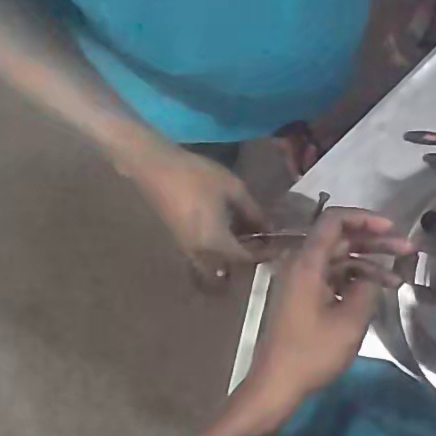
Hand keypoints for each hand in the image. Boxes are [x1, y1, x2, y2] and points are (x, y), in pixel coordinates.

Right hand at [121, 143, 267, 290]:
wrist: (155, 167)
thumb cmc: (196, 176)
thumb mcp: (233, 189)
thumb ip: (253, 212)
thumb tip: (268, 227)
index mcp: (216, 242)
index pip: (247, 259)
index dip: (265, 254)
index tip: (279, 244)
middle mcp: (201, 252)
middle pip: (230, 267)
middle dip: (249, 258)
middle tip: (263, 241)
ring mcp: (187, 248)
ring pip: (215, 264)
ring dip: (232, 256)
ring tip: (247, 236)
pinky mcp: (179, 240)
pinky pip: (205, 255)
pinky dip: (220, 249)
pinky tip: (228, 229)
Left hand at [236, 209, 414, 424]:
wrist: (276, 384)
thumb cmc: (311, 353)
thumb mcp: (350, 322)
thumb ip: (367, 290)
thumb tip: (372, 279)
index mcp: (307, 263)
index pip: (335, 221)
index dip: (365, 218)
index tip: (392, 229)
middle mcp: (301, 264)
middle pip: (340, 239)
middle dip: (375, 241)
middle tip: (408, 249)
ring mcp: (302, 281)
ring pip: (339, 259)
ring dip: (369, 263)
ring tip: (400, 275)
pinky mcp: (304, 297)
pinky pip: (333, 277)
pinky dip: (356, 280)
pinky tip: (380, 290)